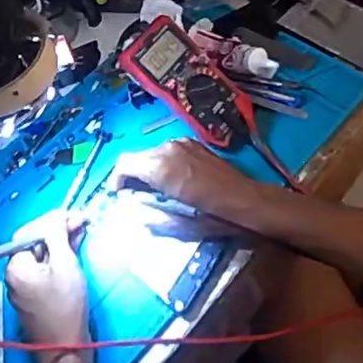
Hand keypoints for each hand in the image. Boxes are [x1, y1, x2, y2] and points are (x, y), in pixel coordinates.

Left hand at [5, 211, 87, 348]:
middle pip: (36, 243)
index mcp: (15, 266)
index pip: (30, 231)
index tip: (72, 217)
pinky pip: (45, 271)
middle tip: (79, 224)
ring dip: (60, 244)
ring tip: (79, 235)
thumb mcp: (65, 263)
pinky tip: (74, 253)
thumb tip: (56, 217)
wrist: (68, 353)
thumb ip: (57, 234)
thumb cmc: (65, 307)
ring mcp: (24, 289)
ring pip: (42, 256)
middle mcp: (14, 277)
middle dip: (58, 231)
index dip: (52, 221)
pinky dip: (58, 261)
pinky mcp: (36, 300)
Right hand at [113, 139, 267, 217]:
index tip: (118, 194)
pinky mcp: (191, 143)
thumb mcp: (176, 220)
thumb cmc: (212, 215)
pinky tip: (173, 179)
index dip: (116, 179)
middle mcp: (166, 149)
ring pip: (150, 153)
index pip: (124, 164)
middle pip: (135, 157)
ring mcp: (180, 143)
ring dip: (147, 169)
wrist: (245, 199)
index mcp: (160, 167)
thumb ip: (149, 210)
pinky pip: (166, 150)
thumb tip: (131, 206)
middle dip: (131, 175)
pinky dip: (162, 163)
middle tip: (134, 195)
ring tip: (155, 188)